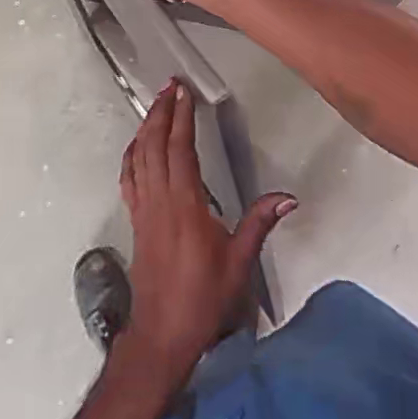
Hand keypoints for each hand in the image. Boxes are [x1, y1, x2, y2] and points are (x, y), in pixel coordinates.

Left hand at [116, 79, 294, 376]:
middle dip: (161, 111)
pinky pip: (129, 177)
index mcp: (184, 204)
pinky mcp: (136, 220)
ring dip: (145, 127)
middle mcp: (159, 200)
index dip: (180, 116)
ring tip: (154, 104)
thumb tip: (288, 198)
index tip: (182, 92)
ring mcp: (143, 209)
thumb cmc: (203, 297)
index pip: (180, 148)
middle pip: (154, 144)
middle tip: (168, 86)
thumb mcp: (239, 262)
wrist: (163, 332)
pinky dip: (132, 154)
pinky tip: (136, 146)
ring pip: (139, 156)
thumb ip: (260, 223)